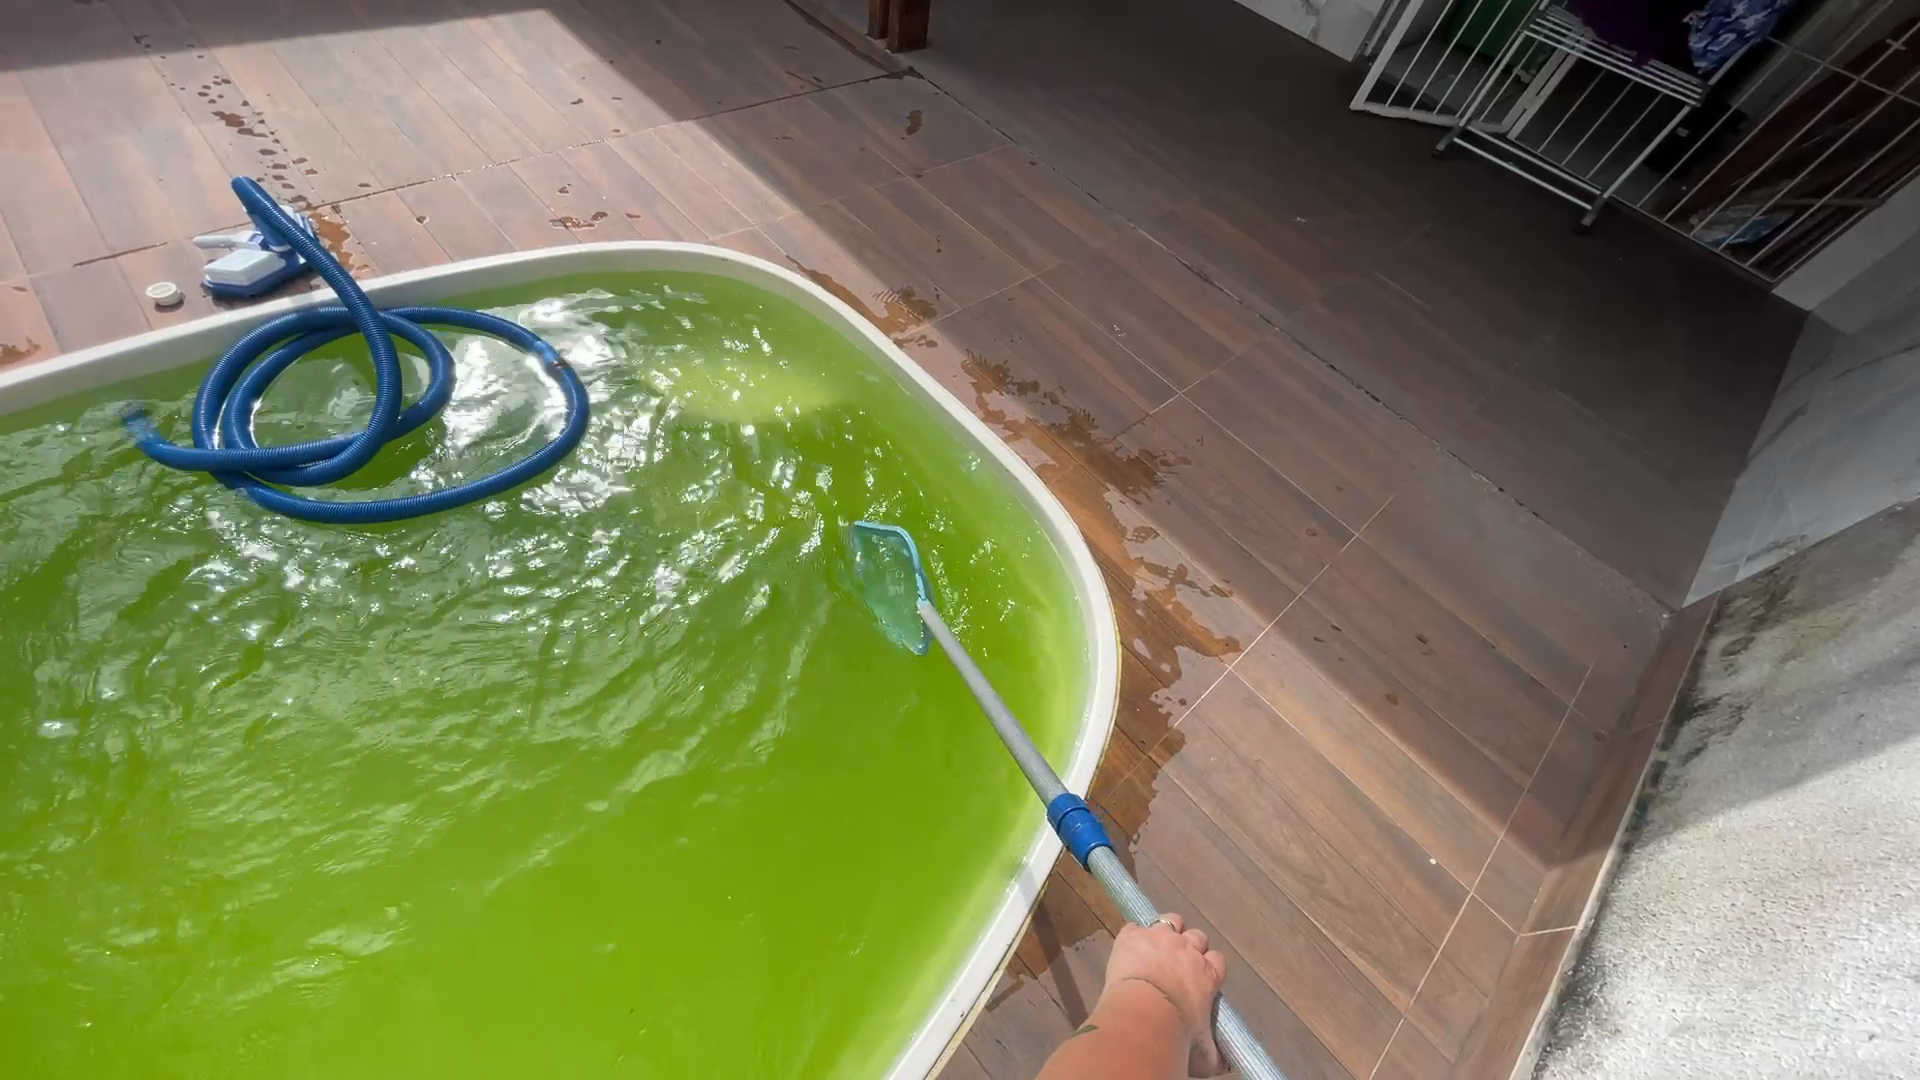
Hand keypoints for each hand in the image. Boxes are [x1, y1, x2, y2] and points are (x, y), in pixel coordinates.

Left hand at [1104, 913, 1228, 1076]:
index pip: (1218, 960)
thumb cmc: (1179, 1036)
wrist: (1144, 1015)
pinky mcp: (1132, 934)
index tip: (1201, 976)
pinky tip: (1129, 949)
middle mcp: (1187, 949)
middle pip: (1196, 936)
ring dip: (1166, 931)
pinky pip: (1134, 927)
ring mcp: (1159, 937)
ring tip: (1157, 946)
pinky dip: (1133, 936)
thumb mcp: (1205, 1054)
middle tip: (1179, 962)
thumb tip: (1224, 1064)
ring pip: (1170, 921)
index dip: (1210, 966)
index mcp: (1207, 974)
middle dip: (1190, 945)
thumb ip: (1215, 1053)